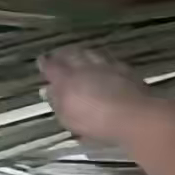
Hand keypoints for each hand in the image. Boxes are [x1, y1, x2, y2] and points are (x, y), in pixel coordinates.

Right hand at [38, 45, 152, 141]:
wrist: (133, 115)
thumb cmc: (93, 121)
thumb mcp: (67, 117)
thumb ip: (57, 101)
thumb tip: (48, 90)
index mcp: (66, 79)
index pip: (52, 67)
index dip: (45, 63)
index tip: (41, 60)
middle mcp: (85, 68)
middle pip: (72, 55)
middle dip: (63, 53)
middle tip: (58, 53)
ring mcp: (106, 66)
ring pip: (91, 54)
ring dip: (83, 52)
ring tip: (79, 53)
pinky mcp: (124, 70)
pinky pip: (108, 60)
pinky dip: (101, 59)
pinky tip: (102, 63)